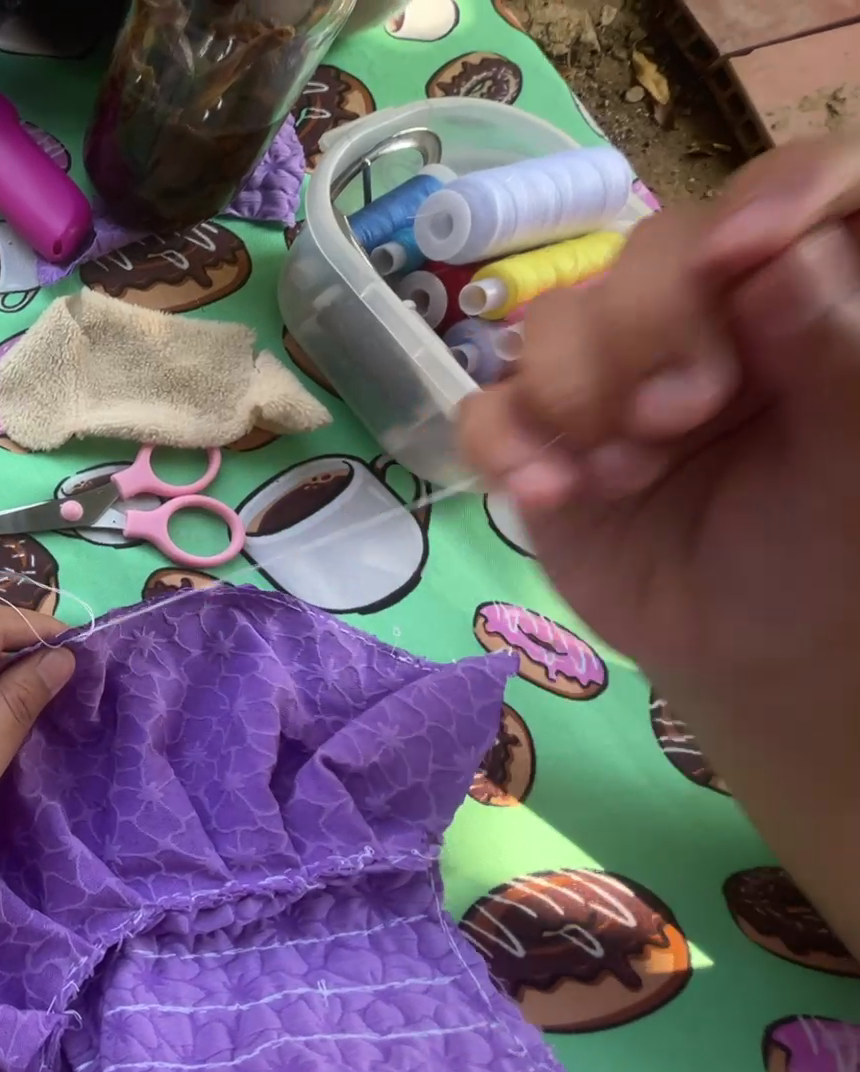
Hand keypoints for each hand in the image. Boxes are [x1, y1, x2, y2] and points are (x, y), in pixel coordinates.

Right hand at [456, 134, 859, 706]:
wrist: (746, 649)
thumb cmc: (837, 550)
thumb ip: (837, 353)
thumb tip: (774, 258)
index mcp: (807, 298)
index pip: (794, 188)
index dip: (769, 194)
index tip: (745, 256)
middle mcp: (703, 320)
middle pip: (643, 252)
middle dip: (648, 330)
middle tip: (679, 417)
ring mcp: (602, 377)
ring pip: (547, 324)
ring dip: (574, 397)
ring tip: (622, 473)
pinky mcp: (530, 435)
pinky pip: (481, 408)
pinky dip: (502, 446)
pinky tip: (547, 492)